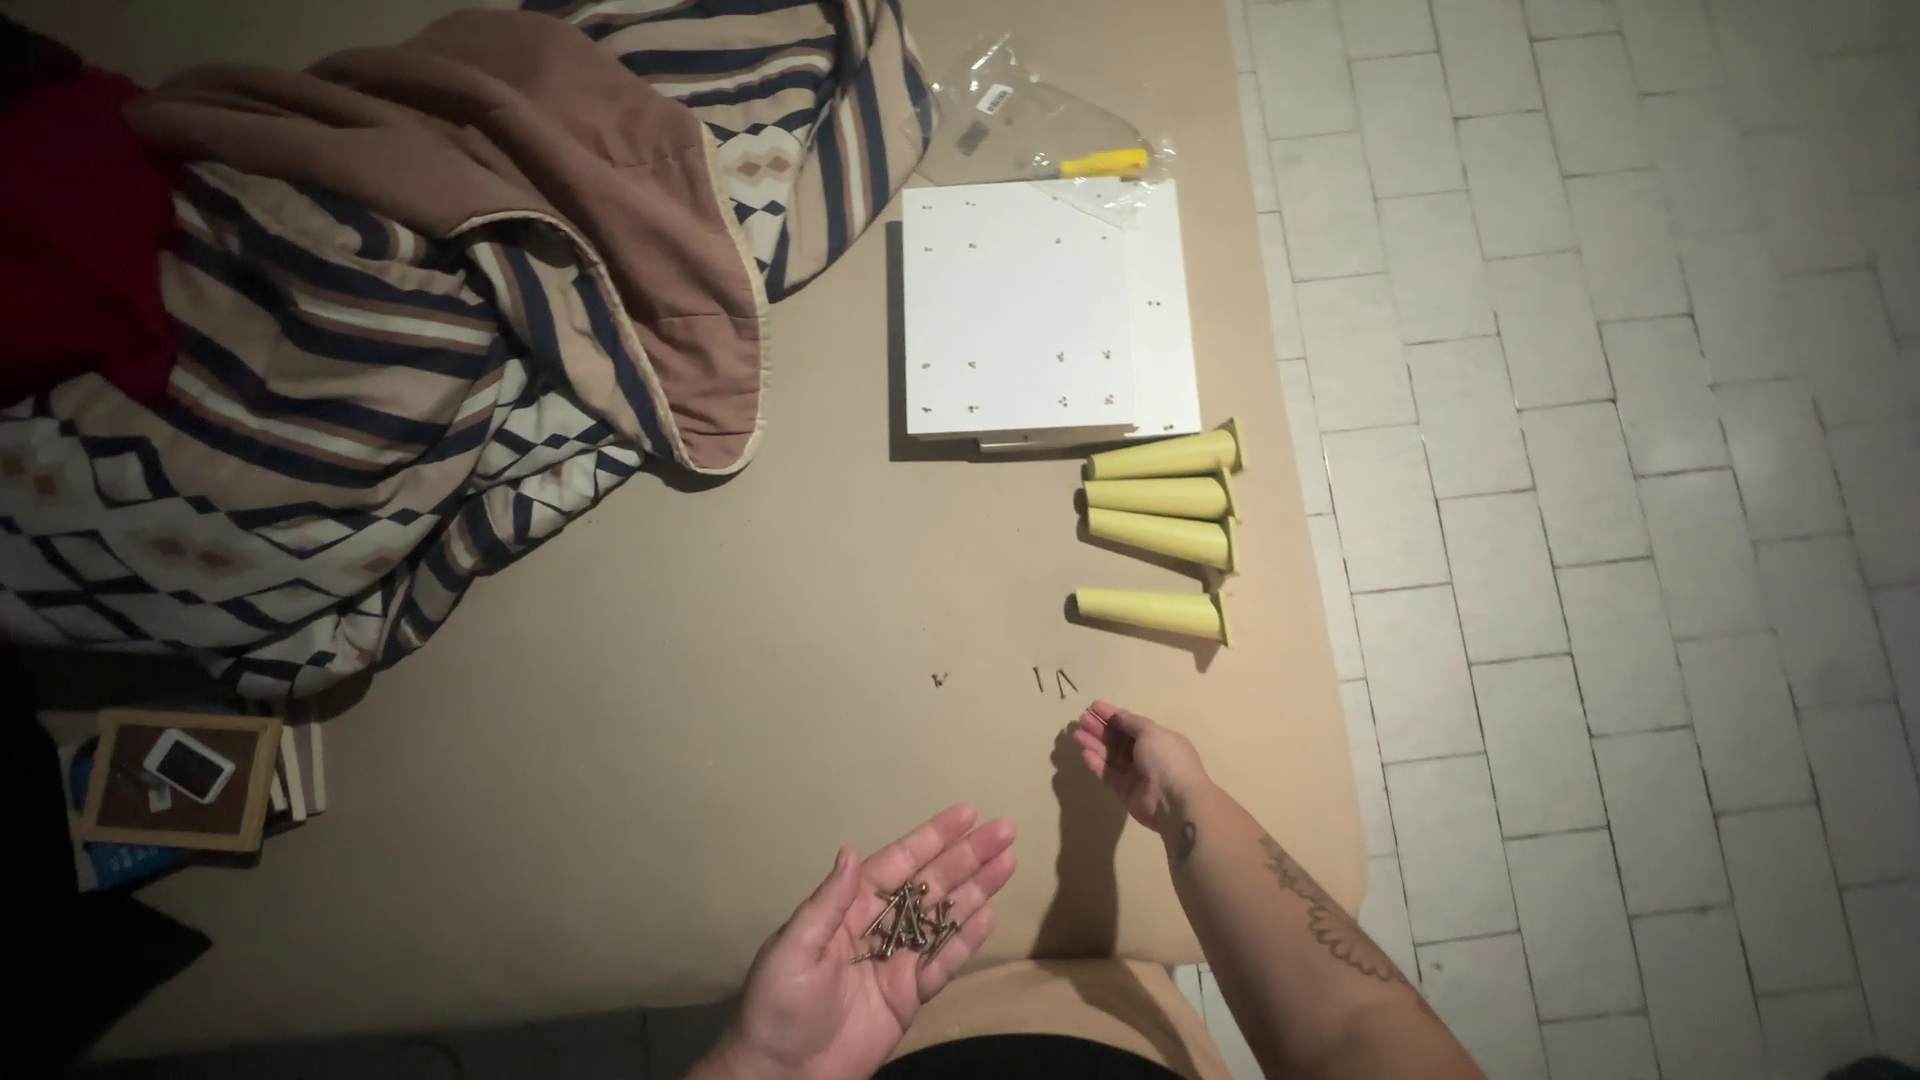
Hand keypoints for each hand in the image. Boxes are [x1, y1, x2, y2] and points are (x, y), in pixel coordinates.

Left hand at [698, 804, 1016, 1079]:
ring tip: (1009, 862)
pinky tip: (989, 915)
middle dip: (968, 856)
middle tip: (1004, 830)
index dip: (934, 837)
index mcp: (852, 906)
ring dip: (977, 888)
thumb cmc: (778, 1006)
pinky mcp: (910, 997)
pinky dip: (966, 940)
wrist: (781, 1077)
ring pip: (946, 916)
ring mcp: (899, 960)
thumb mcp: (794, 948)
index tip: (967, 814)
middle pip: (932, 883)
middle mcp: (882, 925)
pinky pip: (944, 963)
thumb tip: (851, 851)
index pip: (900, 862)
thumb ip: (829, 902)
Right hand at [1072, 700, 1210, 835]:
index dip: (1112, 715)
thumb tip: (1118, 715)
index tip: (1093, 706)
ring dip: (1094, 744)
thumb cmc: (1165, 758)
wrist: (1174, 800)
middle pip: (1119, 739)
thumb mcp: (1151, 732)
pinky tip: (1084, 752)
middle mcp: (1147, 756)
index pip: (1131, 724)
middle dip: (1100, 728)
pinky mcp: (1125, 791)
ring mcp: (1136, 774)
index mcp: (1158, 739)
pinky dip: (1096, 763)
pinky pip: (1108, 773)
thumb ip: (1131, 722)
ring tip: (1076, 734)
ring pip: (1111, 756)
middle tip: (1081, 720)